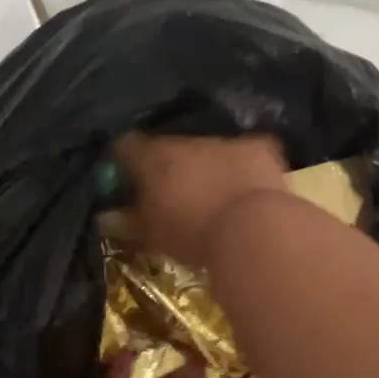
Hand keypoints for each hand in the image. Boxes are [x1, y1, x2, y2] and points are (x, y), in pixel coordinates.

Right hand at [113, 132, 288, 267]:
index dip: (123, 161)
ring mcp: (224, 141)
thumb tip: (120, 213)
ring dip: (206, 167)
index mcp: (153, 159)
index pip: (126, 146)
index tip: (126, 178)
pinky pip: (245, 153)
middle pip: (170, 148)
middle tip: (173, 194)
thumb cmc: (192, 236)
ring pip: (208, 150)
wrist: (250, 230)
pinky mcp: (258, 147)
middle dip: (169, 167)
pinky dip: (242, 166)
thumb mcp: (152, 236)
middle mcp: (186, 142)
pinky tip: (246, 187)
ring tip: (213, 195)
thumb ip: (134, 218)